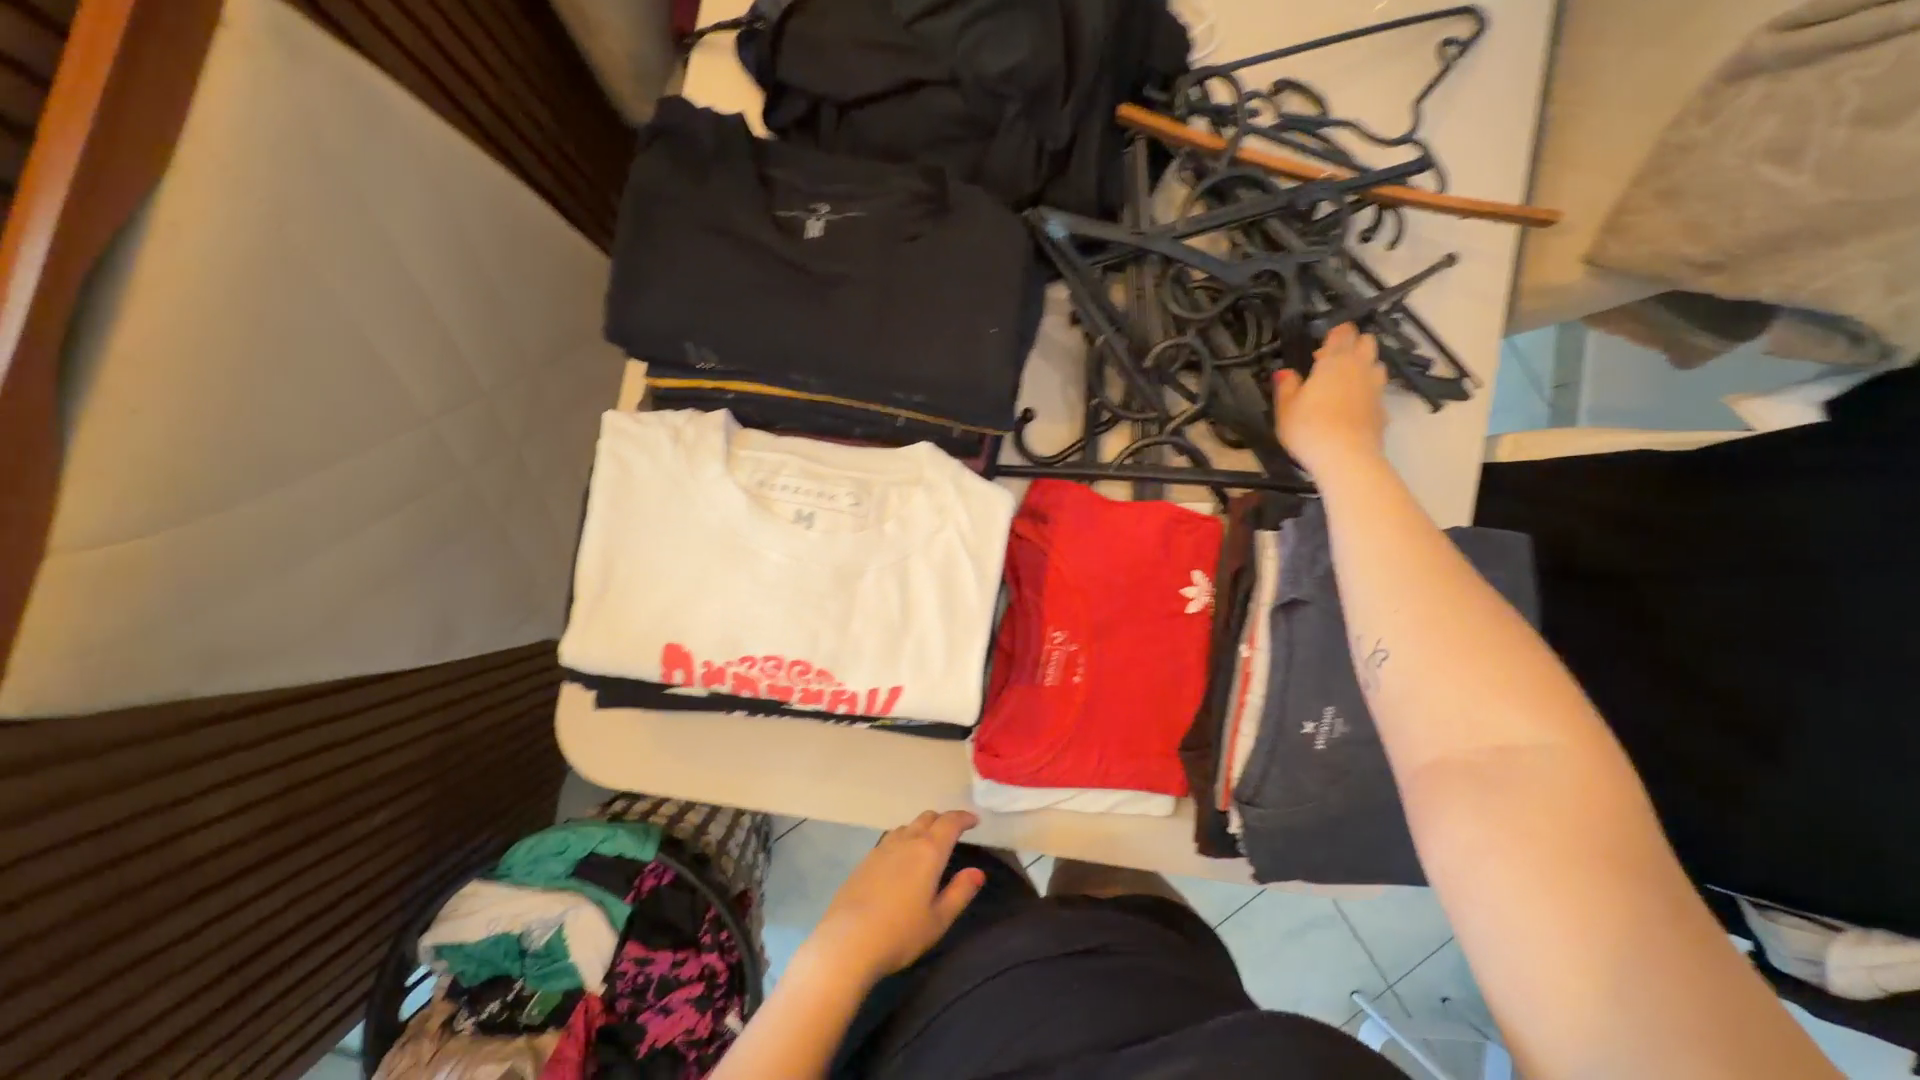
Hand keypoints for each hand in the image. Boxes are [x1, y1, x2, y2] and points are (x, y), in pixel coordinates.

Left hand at [799, 810, 985, 985]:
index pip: (950, 823)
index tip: (974, 821)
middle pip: (927, 818)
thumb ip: (960, 892)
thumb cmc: (900, 933)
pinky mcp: (864, 861)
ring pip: (906, 827)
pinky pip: (890, 839)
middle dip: (943, 820)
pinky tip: (901, 859)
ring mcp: (881, 849)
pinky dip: (903, 840)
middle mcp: (905, 842)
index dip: (964, 818)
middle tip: (954, 832)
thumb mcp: (939, 919)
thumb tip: (977, 872)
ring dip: (922, 828)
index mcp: (928, 851)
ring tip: (929, 844)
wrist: (847, 942)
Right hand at [1274, 323, 1388, 475]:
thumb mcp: (1286, 409)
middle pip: (1367, 342)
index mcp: (1335, 361)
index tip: (1322, 346)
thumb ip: (1286, 386)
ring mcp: (1375, 389)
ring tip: (1346, 384)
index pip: (1343, 332)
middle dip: (1354, 346)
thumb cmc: (1310, 429)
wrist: (1346, 458)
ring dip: (1365, 368)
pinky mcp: (1383, 410)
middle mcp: (1360, 368)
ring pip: (1377, 366)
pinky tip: (1353, 410)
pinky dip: (1367, 395)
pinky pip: (1377, 393)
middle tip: (1333, 363)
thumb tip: (1285, 372)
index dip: (1335, 333)